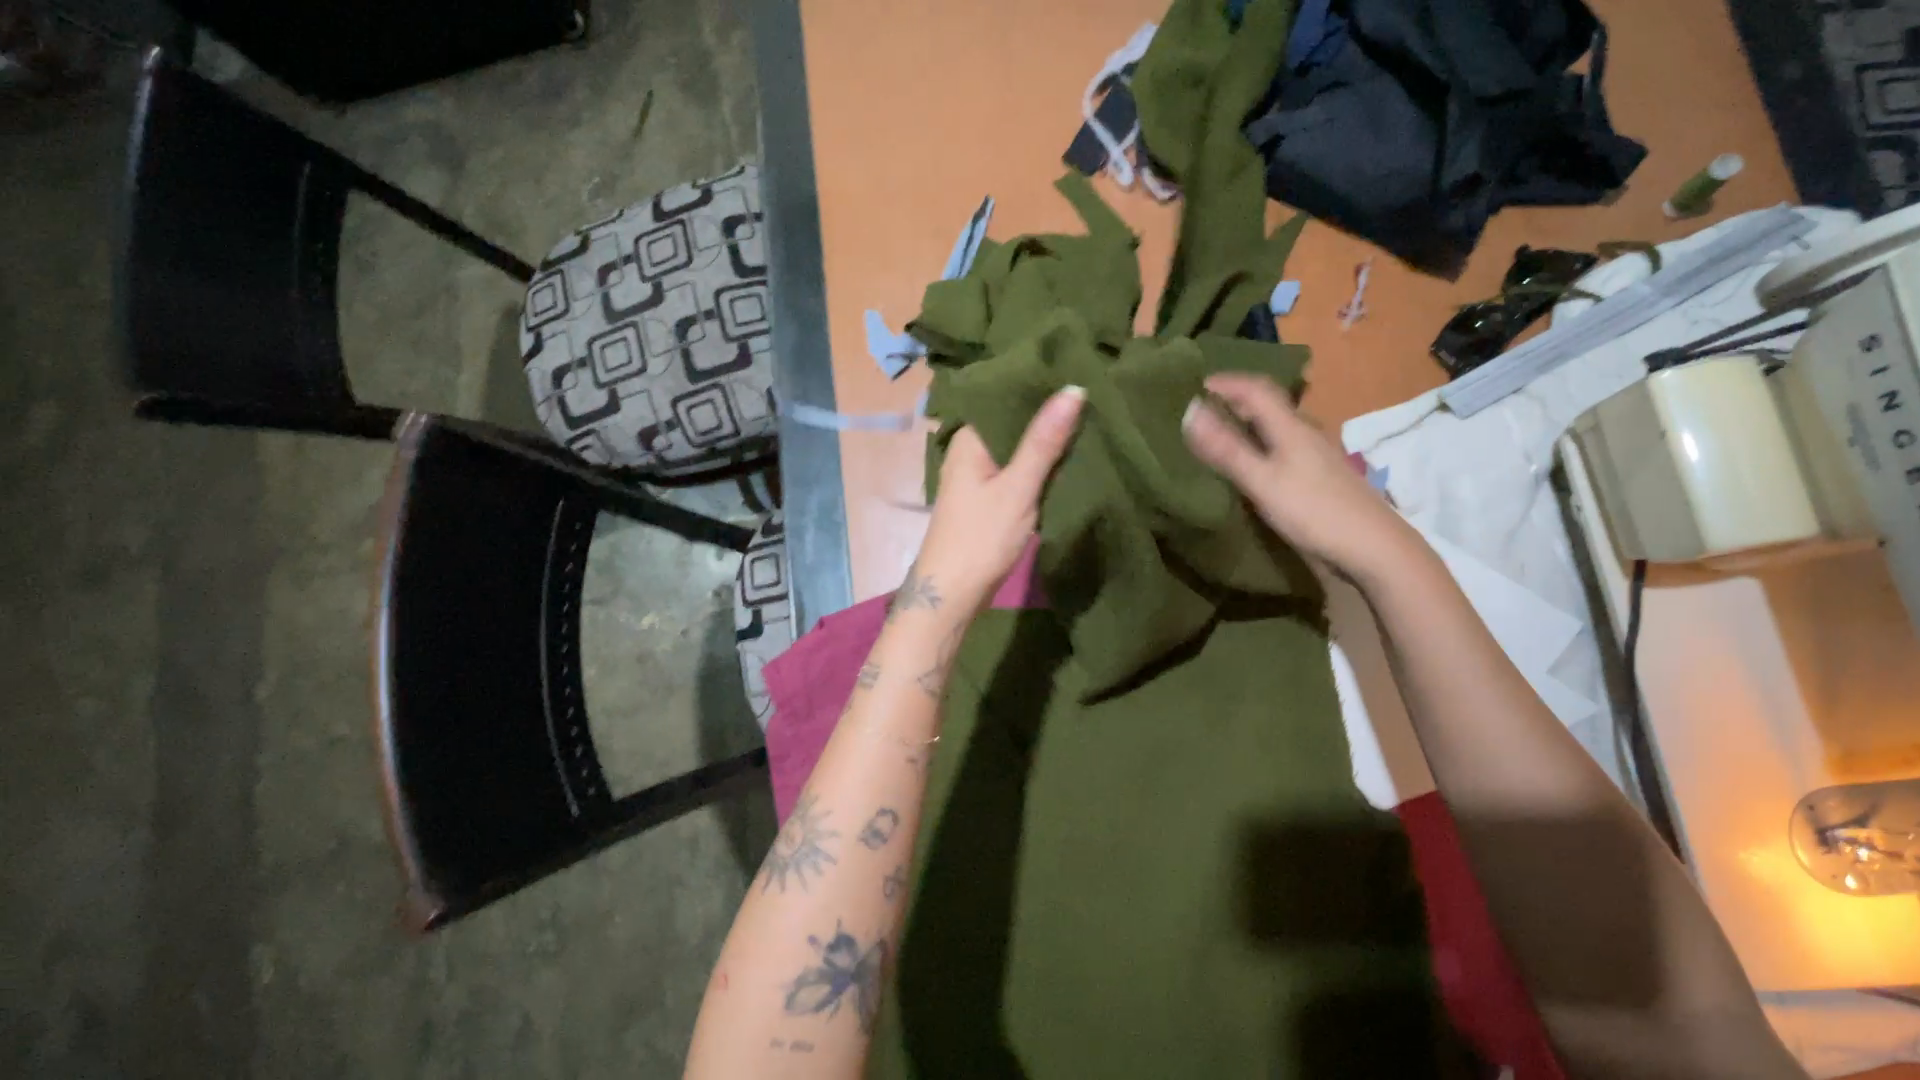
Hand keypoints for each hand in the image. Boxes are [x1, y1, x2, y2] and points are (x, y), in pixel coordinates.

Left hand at [910, 386, 1085, 611]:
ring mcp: (978, 476)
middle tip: (1097, 399)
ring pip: (1020, 449)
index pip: (1009, 397)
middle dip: (1050, 416)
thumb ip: (1044, 441)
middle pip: (1016, 424)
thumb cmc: (980, 538)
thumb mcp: (1018, 487)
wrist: (952, 595)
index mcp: (971, 438)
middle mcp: (971, 450)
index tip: (1082, 373)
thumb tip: (1073, 388)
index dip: (1043, 387)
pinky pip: (1019, 471)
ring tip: (1093, 422)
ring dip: (1048, 444)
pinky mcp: (988, 498)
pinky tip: (1070, 462)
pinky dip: (1041, 468)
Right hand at [1182, 373, 1418, 584]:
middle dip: (1235, 403)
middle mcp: (1306, 435)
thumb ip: (1226, 449)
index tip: (1195, 386)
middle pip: (1269, 407)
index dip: (1227, 382)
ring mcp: (1316, 458)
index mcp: (1291, 428)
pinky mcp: (1320, 480)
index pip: (1257, 389)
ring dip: (1248, 427)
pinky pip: (1283, 452)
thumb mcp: (1262, 481)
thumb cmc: (1315, 512)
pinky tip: (1252, 469)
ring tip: (1220, 438)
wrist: (1374, 548)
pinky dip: (1261, 450)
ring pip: (1277, 430)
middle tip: (1202, 411)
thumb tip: (1189, 410)